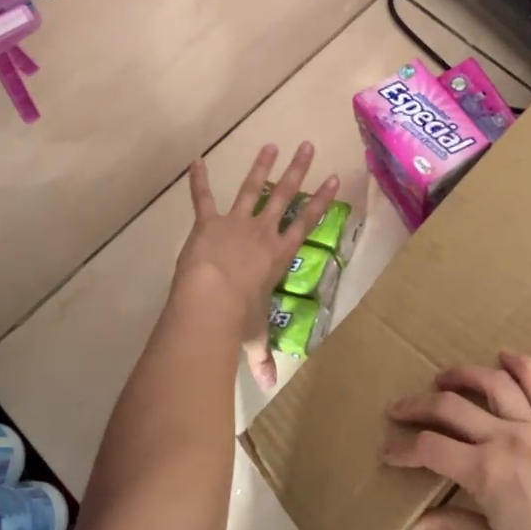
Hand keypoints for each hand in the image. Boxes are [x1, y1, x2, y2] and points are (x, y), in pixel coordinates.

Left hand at [179, 143, 338, 390]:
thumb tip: (270, 385)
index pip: (306, 223)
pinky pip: (203, 197)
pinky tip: (196, 160)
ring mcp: (235, 223)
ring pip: (251, 189)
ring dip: (261, 167)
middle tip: (306, 146)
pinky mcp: (207, 223)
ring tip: (271, 144)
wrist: (210, 300)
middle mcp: (262, 232)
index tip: (334, 178)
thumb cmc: (239, 318)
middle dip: (296, 170)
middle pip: (284, 196)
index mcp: (279, 255)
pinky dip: (198, 180)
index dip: (321, 200)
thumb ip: (261, 357)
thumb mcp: (254, 336)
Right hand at [381, 354, 530, 529]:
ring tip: (440, 379)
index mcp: (487, 473)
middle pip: (451, 408)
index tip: (386, 451)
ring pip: (491, 383)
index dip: (402, 448)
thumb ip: (454, 527)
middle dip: (417, 406)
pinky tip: (502, 357)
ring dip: (461, 374)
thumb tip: (414, 528)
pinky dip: (519, 364)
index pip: (430, 449)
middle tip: (398, 410)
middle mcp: (508, 438)